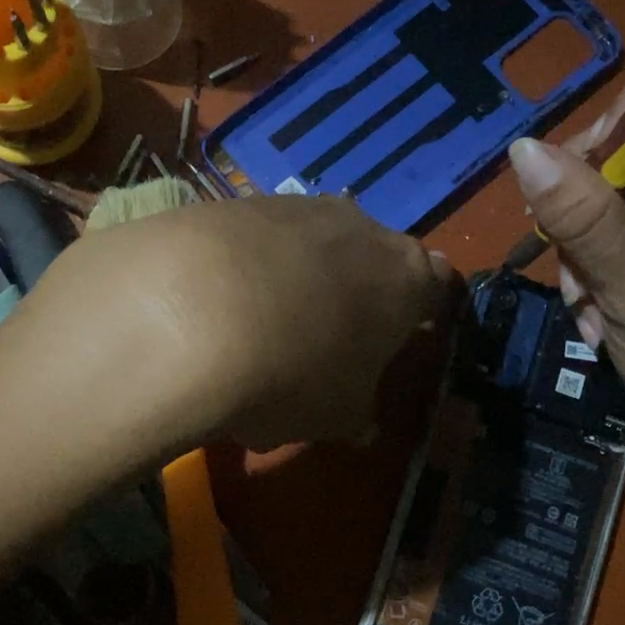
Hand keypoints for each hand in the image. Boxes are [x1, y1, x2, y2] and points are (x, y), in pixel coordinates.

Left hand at [16, 195, 455, 449]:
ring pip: (308, 243)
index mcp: (405, 277)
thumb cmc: (291, 376)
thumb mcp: (335, 416)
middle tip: (324, 339)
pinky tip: (213, 307)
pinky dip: (243, 267)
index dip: (416, 315)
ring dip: (294, 277)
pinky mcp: (233, 201)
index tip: (395, 340)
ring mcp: (294, 206)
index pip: (436, 287)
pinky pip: (252, 239)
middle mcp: (359, 226)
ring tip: (258, 327)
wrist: (189, 316)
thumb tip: (361, 422)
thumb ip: (356, 413)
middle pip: (369, 258)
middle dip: (352, 293)